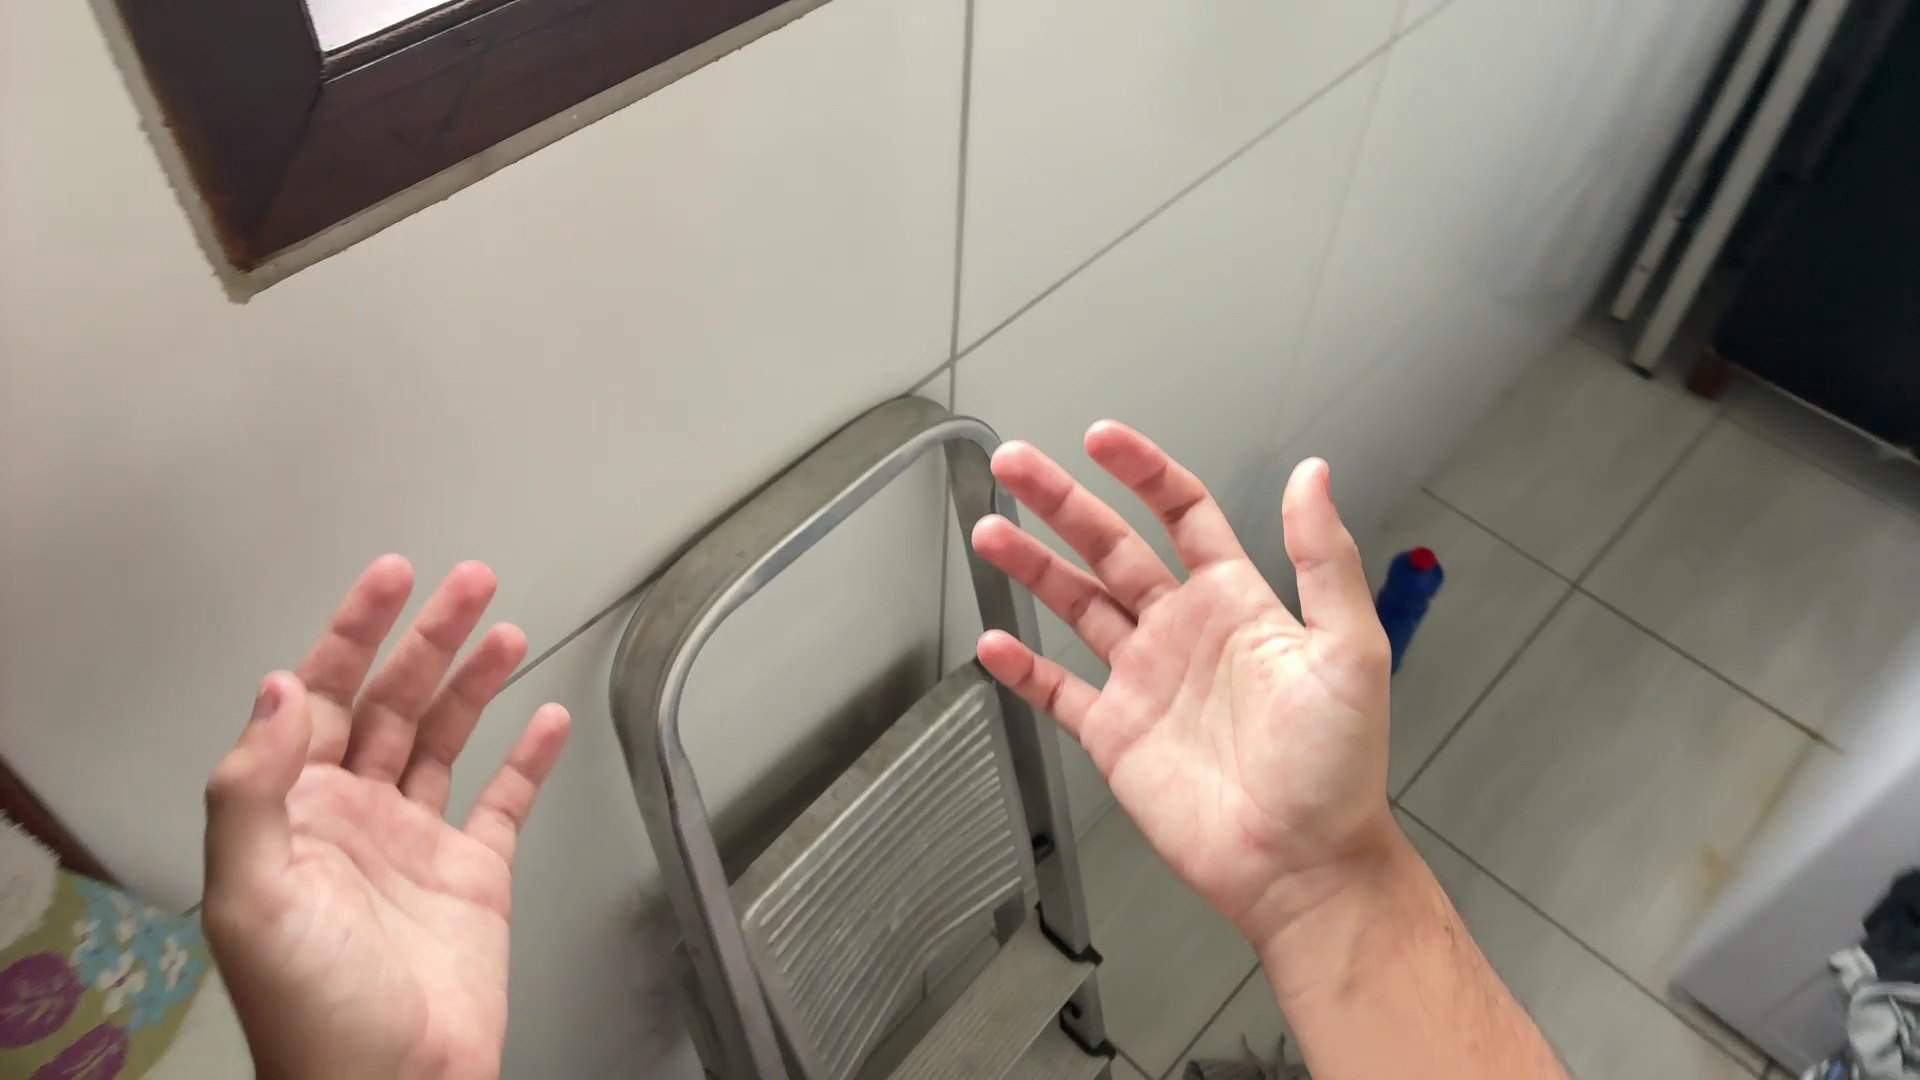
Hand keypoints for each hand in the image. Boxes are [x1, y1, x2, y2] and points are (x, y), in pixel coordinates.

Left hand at [202, 557, 570, 1079]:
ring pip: (450, 735)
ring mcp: (420, 834)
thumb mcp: (256, 898)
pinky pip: (506, 794)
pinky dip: (529, 756)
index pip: (323, 698)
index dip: (355, 633)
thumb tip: (275, 692)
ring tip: (510, 634)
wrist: (402, 1078)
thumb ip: (254, 791)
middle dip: (434, 638)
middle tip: (472, 585)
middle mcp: (358, 812)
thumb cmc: (318, 1005)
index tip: (392, 581)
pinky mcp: (476, 861)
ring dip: (479, 682)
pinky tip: (548, 721)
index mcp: (299, 813)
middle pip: (397, 702)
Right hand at [970, 423, 1395, 948]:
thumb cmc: (1336, 765)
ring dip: (1031, 569)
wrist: (1299, 863)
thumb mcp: (1348, 652)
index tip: (1101, 439)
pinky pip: (1056, 689)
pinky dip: (1023, 668)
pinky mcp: (1112, 729)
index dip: (1142, 470)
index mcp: (1231, 601)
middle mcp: (1177, 628)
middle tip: (1015, 466)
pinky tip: (994, 644)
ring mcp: (1140, 677)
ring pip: (1074, 604)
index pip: (1180, 512)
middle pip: (1108, 546)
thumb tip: (1312, 473)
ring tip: (990, 534)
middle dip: (1060, 503)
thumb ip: (1323, 560)